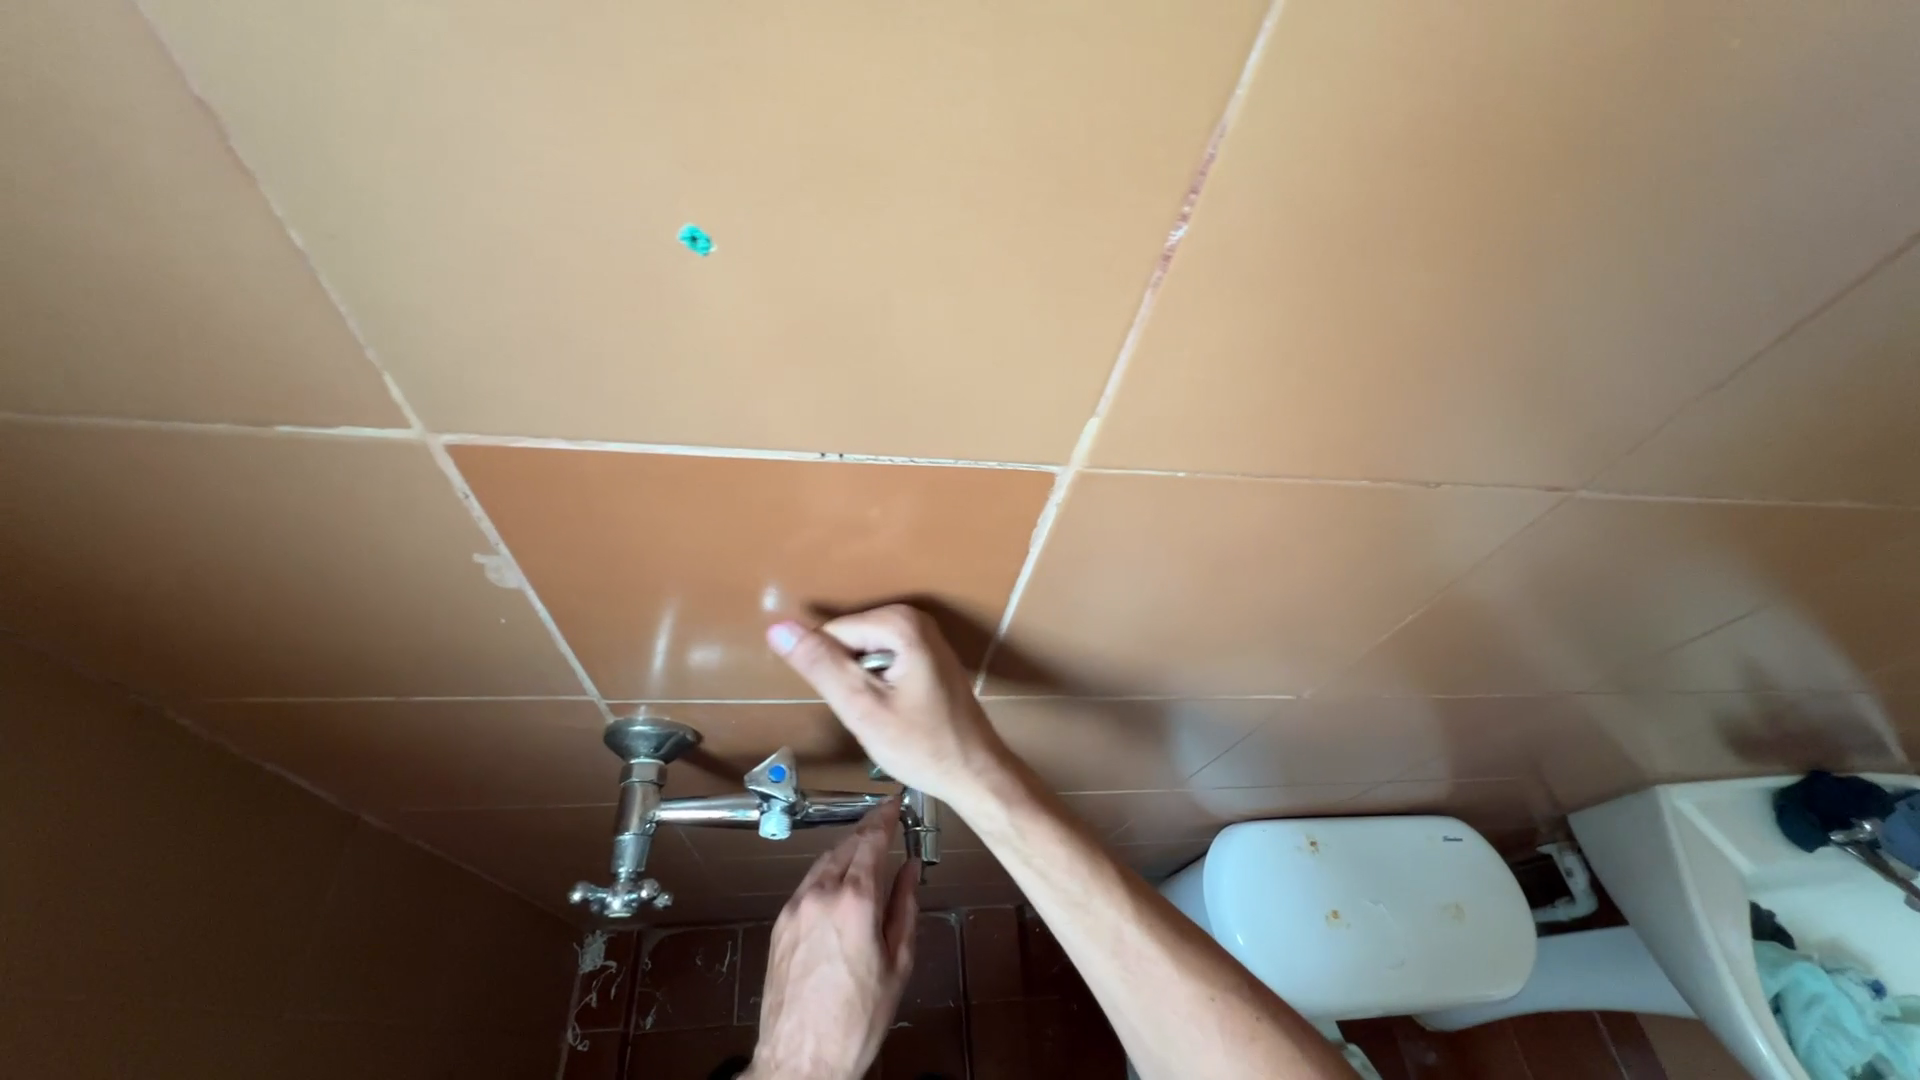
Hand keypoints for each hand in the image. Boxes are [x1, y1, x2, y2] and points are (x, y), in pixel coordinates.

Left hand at [745, 801, 918, 1079]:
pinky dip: (828, 871)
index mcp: (855, 900)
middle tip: (886, 823)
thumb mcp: (897, 963)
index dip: (885, 817)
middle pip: (847, 844)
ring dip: (847, 848)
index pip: (871, 840)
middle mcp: (821, 893)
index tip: (895, 803)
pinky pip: (808, 882)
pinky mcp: (781, 923)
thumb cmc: (857, 1018)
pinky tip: (841, 881)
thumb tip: (911, 870)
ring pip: (825, 860)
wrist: (800, 1059)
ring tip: (867, 850)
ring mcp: (796, 906)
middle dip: (868, 830)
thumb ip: (905, 907)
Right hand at [766, 604, 1010, 806]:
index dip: (831, 673)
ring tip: (884, 714)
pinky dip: (879, 687)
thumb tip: (779, 628)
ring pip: (863, 654)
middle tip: (870, 713)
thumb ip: (820, 665)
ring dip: (862, 685)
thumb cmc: (922, 746)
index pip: (832, 634)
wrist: (975, 772)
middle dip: (847, 677)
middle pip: (849, 640)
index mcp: (901, 623)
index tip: (856, 706)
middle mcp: (915, 619)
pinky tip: (897, 713)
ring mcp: (925, 637)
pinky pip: (883, 662)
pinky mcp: (928, 657)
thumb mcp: (862, 708)